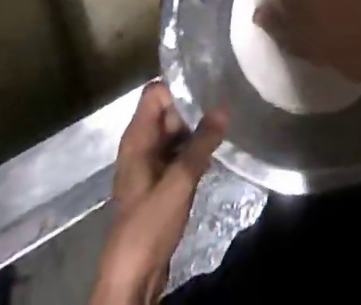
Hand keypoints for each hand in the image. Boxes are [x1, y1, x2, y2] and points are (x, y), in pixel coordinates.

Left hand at [90, 83, 227, 304]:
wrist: (133, 273)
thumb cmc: (149, 223)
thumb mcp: (179, 181)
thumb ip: (202, 143)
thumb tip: (224, 107)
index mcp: (137, 137)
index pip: (156, 92)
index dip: (180, 87)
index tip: (210, 87)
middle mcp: (141, 144)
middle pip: (168, 110)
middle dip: (194, 108)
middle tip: (227, 104)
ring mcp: (150, 162)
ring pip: (175, 131)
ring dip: (197, 129)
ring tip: (228, 123)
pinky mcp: (159, 180)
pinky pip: (178, 152)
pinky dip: (195, 148)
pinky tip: (217, 150)